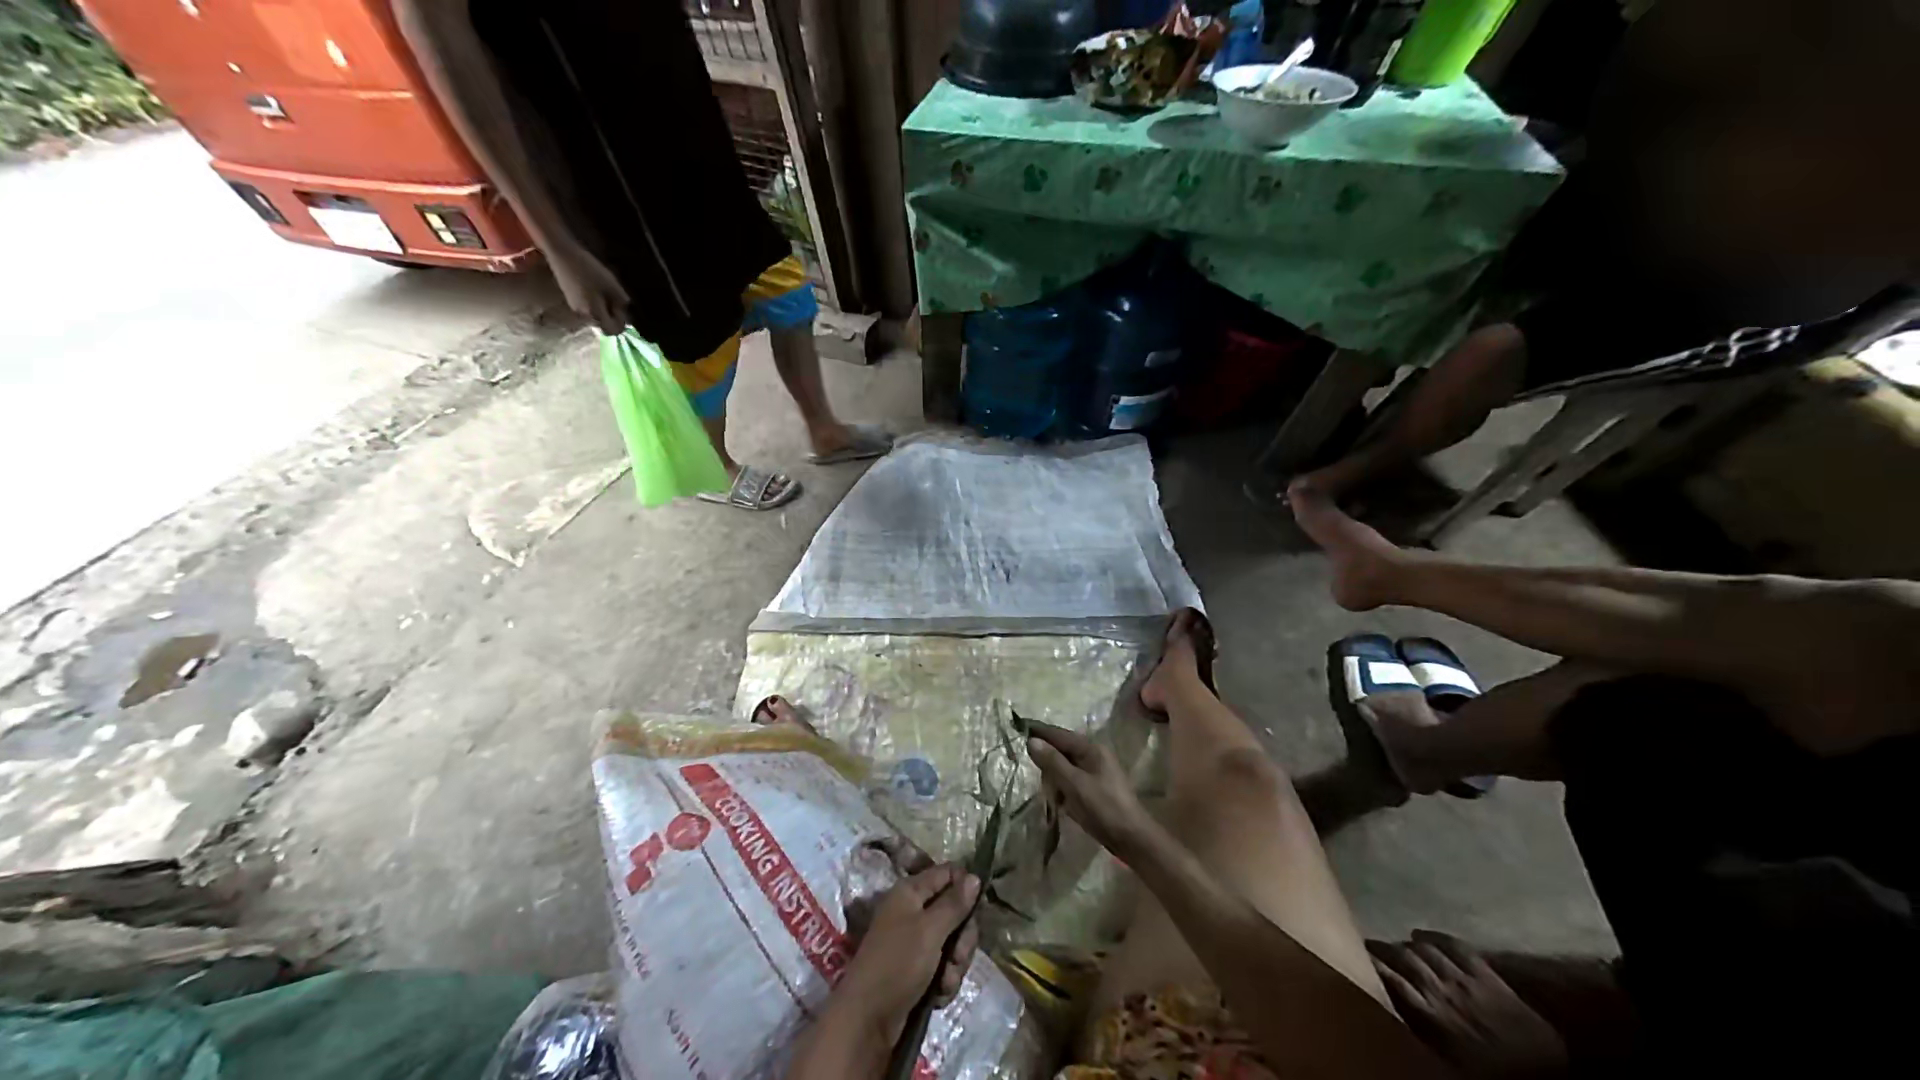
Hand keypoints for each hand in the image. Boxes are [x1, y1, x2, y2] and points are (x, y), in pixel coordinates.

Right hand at [548, 241, 628, 333]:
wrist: (563, 255)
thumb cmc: (590, 271)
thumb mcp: (613, 287)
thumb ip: (622, 304)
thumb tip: (624, 314)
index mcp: (595, 315)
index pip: (613, 331)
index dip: (620, 322)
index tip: (621, 308)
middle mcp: (584, 317)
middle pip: (604, 324)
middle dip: (612, 315)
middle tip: (613, 297)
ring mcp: (575, 309)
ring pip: (596, 316)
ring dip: (604, 308)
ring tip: (603, 290)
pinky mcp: (570, 301)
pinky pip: (588, 308)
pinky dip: (595, 302)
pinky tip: (593, 287)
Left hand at [835, 864, 980, 1041]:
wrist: (868, 1018)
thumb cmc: (898, 963)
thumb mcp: (930, 930)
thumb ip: (954, 904)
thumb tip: (975, 876)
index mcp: (910, 891)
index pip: (947, 873)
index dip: (965, 887)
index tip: (978, 907)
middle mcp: (913, 911)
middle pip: (954, 911)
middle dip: (962, 938)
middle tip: (957, 956)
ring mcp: (914, 941)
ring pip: (952, 942)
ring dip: (955, 965)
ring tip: (945, 982)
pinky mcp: (917, 968)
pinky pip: (943, 966)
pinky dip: (945, 980)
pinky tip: (938, 995)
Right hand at [1025, 721, 1153, 857]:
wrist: (1132, 838)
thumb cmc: (1103, 807)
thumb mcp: (1074, 783)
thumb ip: (1052, 761)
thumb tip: (1031, 740)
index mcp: (1091, 749)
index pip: (1058, 734)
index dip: (1039, 731)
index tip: (1018, 726)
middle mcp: (1093, 755)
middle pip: (1061, 750)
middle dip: (1046, 759)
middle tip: (1033, 769)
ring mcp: (1095, 772)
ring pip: (1064, 767)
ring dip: (1054, 777)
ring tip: (1048, 792)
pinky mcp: (1095, 788)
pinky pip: (1071, 781)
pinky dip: (1062, 788)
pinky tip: (1059, 802)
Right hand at [1369, 932, 1568, 1079]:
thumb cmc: (1489, 1074)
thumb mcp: (1444, 1059)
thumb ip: (1418, 1029)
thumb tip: (1393, 1010)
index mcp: (1428, 1014)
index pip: (1388, 977)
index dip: (1369, 962)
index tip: (1353, 954)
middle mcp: (1440, 990)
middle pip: (1402, 957)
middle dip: (1381, 948)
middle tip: (1367, 944)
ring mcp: (1466, 979)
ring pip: (1425, 950)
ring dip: (1406, 944)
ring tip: (1395, 943)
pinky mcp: (1489, 976)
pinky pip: (1456, 946)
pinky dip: (1436, 937)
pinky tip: (1422, 934)